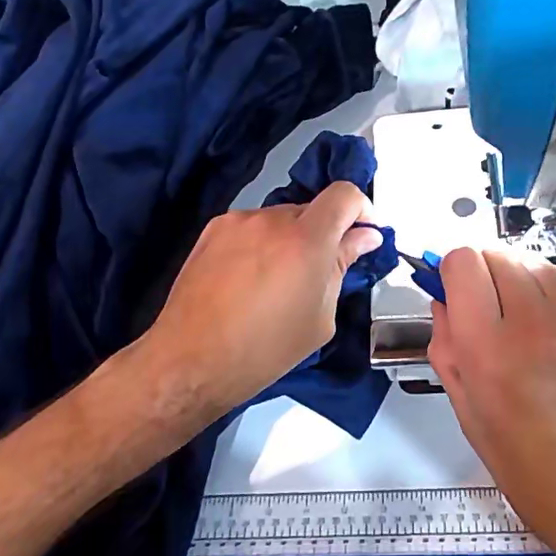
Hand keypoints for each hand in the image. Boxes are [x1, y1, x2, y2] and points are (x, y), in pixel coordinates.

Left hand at [143, 182, 383, 415]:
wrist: (191, 360)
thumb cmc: (263, 350)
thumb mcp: (320, 317)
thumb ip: (343, 266)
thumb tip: (364, 237)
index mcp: (307, 240)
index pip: (345, 195)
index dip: (361, 210)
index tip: (362, 234)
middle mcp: (272, 219)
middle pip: (313, 208)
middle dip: (323, 234)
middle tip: (317, 274)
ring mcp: (239, 221)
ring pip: (281, 219)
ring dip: (290, 240)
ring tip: (276, 282)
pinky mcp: (214, 229)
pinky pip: (253, 227)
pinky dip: (262, 243)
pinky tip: (250, 279)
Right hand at [428, 249, 555, 555]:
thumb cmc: (533, 472)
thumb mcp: (469, 416)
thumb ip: (447, 348)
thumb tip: (444, 302)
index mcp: (491, 351)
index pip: (463, 261)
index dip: (454, 272)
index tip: (457, 289)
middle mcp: (538, 324)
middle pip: (499, 254)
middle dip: (486, 275)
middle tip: (490, 309)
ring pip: (538, 266)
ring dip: (523, 285)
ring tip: (529, 326)